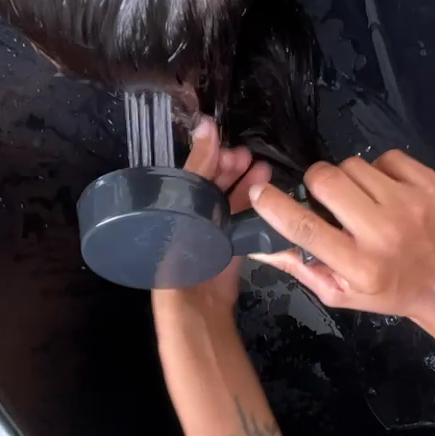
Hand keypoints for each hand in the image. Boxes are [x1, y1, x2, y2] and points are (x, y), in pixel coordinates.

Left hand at [155, 118, 273, 317]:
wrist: (196, 308)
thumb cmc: (181, 258)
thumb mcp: (185, 210)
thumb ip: (195, 172)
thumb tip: (206, 127)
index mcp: (168, 210)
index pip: (189, 175)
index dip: (207, 156)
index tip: (225, 140)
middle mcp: (187, 221)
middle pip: (210, 187)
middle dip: (229, 168)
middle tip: (247, 156)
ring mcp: (209, 237)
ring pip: (228, 203)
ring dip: (246, 185)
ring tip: (263, 169)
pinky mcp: (228, 252)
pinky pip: (240, 225)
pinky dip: (253, 210)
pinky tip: (266, 198)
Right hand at [245, 151, 434, 327]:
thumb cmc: (390, 292)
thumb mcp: (343, 294)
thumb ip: (303, 269)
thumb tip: (261, 245)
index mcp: (360, 266)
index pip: (306, 228)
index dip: (276, 206)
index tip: (260, 192)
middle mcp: (385, 234)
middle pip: (327, 179)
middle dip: (317, 184)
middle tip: (327, 200)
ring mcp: (412, 205)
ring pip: (355, 165)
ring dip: (351, 180)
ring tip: (364, 202)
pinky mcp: (433, 186)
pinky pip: (388, 158)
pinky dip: (381, 172)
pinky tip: (389, 194)